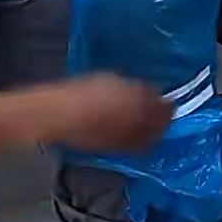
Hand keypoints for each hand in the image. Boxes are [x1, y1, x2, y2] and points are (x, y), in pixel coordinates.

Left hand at [43, 74, 171, 152]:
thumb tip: (155, 137)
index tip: (161, 130)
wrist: (55, 112)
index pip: (167, 109)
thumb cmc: (90, 132)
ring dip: (134, 103)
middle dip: (150, 110)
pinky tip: (107, 111)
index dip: (166, 121)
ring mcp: (116, 79)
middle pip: (152, 96)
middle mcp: (134, 86)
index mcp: (145, 102)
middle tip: (143, 126)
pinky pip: (118, 88)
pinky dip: (119, 98)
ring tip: (123, 120)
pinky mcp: (99, 77)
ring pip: (135, 91)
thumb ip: (145, 139)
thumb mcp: (123, 144)